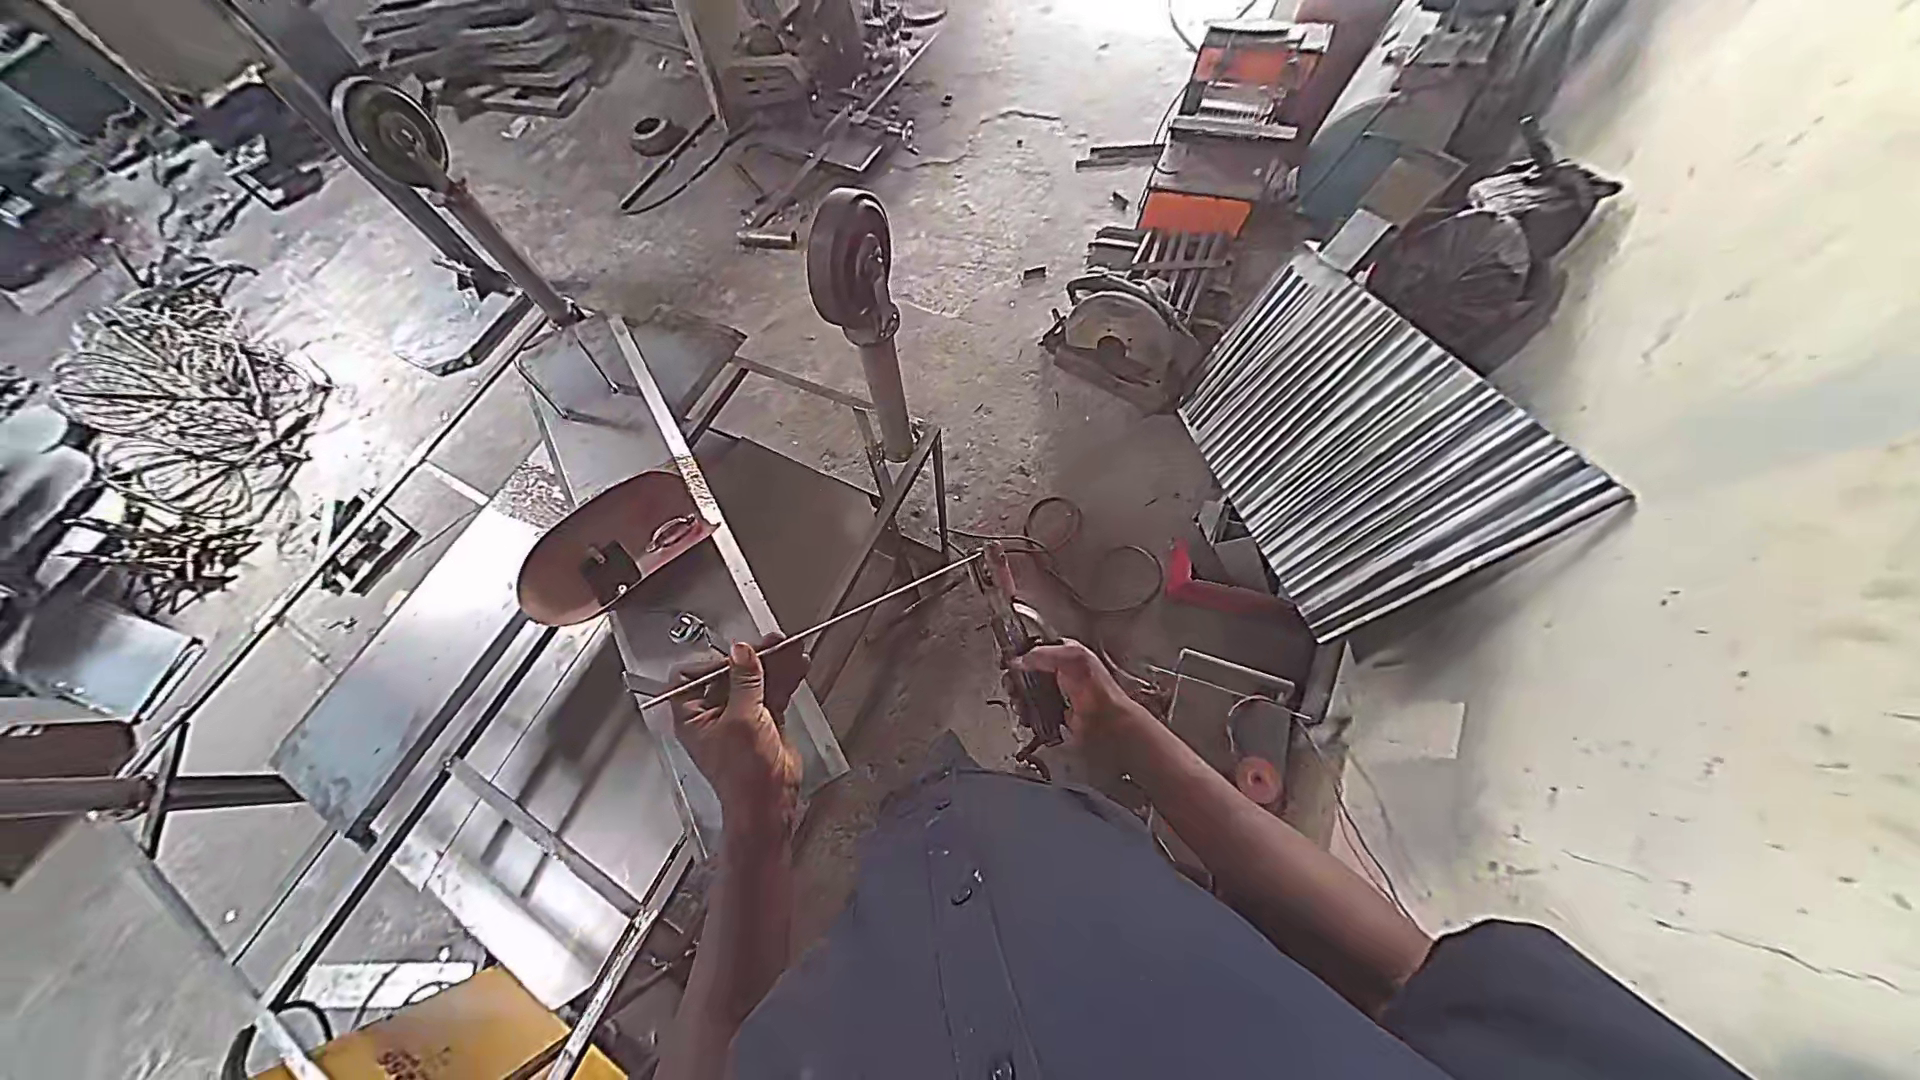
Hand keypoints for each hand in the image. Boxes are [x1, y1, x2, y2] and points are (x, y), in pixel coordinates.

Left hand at [672, 638, 801, 840]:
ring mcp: (741, 717)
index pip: (693, 677)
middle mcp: (714, 715)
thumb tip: (741, 652)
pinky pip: (774, 692)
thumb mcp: (742, 719)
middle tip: (771, 642)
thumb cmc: (742, 775)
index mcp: (693, 717)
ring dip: (774, 664)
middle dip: (753, 658)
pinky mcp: (765, 722)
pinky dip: (786, 678)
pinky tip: (797, 665)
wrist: (769, 801)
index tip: (737, 652)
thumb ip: (744, 681)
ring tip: (790, 647)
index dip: (714, 661)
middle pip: (731, 674)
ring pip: (756, 681)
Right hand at [1015, 640, 1157, 757]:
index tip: (1010, 664)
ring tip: (1017, 702)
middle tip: (1011, 685)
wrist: (1107, 722)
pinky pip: (1034, 709)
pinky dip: (1026, 711)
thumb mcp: (1070, 658)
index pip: (1035, 648)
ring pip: (1028, 691)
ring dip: (1019, 697)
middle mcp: (1061, 671)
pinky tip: (1025, 713)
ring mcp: (1058, 692)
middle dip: (1016, 679)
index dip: (1021, 655)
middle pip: (1027, 672)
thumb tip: (1019, 660)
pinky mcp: (1055, 711)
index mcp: (1066, 652)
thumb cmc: (1098, 688)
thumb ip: (1043, 654)